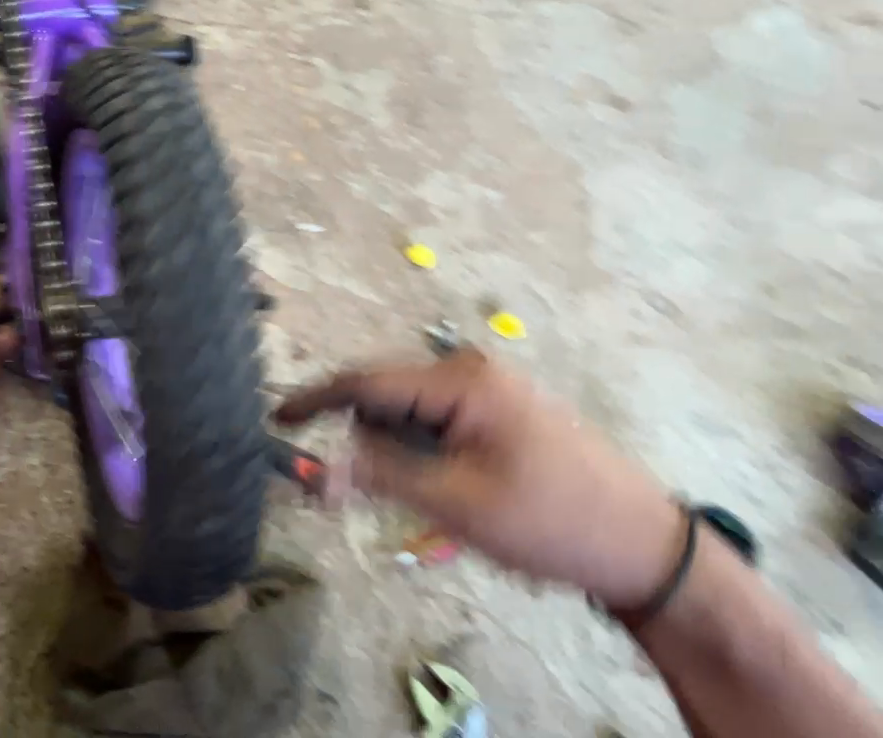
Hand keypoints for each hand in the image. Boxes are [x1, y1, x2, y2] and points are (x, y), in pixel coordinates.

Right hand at [276, 349, 685, 608]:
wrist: (654, 556)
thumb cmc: (553, 522)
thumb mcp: (455, 502)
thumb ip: (376, 476)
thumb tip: (311, 469)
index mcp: (461, 382)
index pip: (364, 383)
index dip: (313, 401)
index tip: (274, 419)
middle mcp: (472, 372)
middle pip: (386, 398)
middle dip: (367, 441)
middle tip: (363, 490)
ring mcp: (491, 391)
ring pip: (410, 414)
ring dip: (401, 453)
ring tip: (430, 500)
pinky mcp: (503, 413)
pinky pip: (438, 424)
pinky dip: (425, 454)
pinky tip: (449, 489)